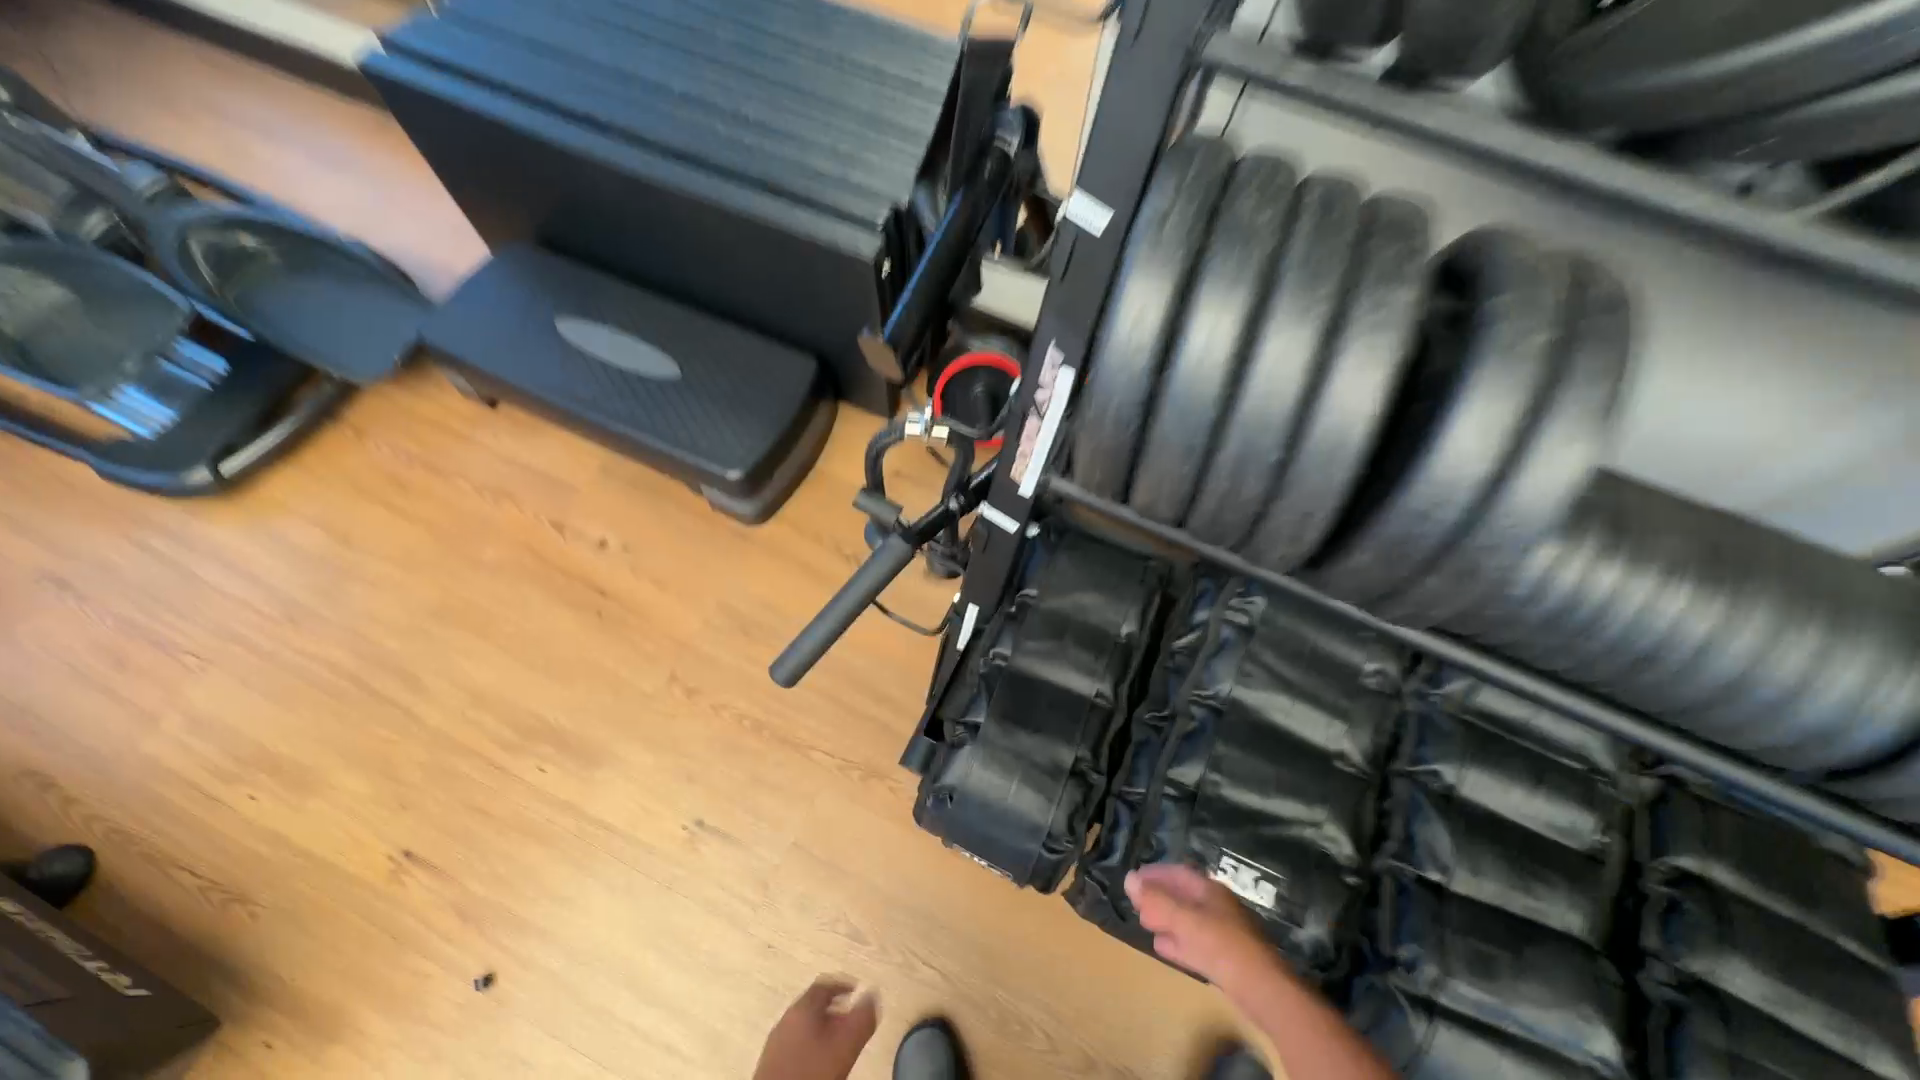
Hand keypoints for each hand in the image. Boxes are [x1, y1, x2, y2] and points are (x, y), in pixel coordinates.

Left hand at [752, 977, 879, 1079]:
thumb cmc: (814, 1069)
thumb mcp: (846, 1043)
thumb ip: (862, 1017)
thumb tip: (873, 993)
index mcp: (802, 1008)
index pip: (824, 984)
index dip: (843, 984)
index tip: (857, 990)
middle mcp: (786, 1017)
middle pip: (812, 1003)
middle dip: (834, 1008)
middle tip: (851, 1018)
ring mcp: (777, 1039)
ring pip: (804, 1023)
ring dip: (823, 1027)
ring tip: (839, 1041)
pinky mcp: (772, 1059)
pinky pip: (796, 1040)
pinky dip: (811, 1042)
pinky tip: (820, 1058)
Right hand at [1125, 864, 1286, 995]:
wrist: (1262, 989)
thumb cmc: (1222, 946)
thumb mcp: (1185, 920)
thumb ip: (1156, 901)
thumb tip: (1129, 878)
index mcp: (1210, 891)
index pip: (1179, 873)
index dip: (1155, 873)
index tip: (1133, 878)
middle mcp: (1217, 907)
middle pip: (1182, 896)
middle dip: (1158, 897)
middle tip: (1135, 901)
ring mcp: (1221, 933)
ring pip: (1187, 920)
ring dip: (1166, 919)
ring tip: (1145, 922)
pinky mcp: (1222, 957)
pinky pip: (1193, 942)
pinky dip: (1176, 941)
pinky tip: (1162, 947)